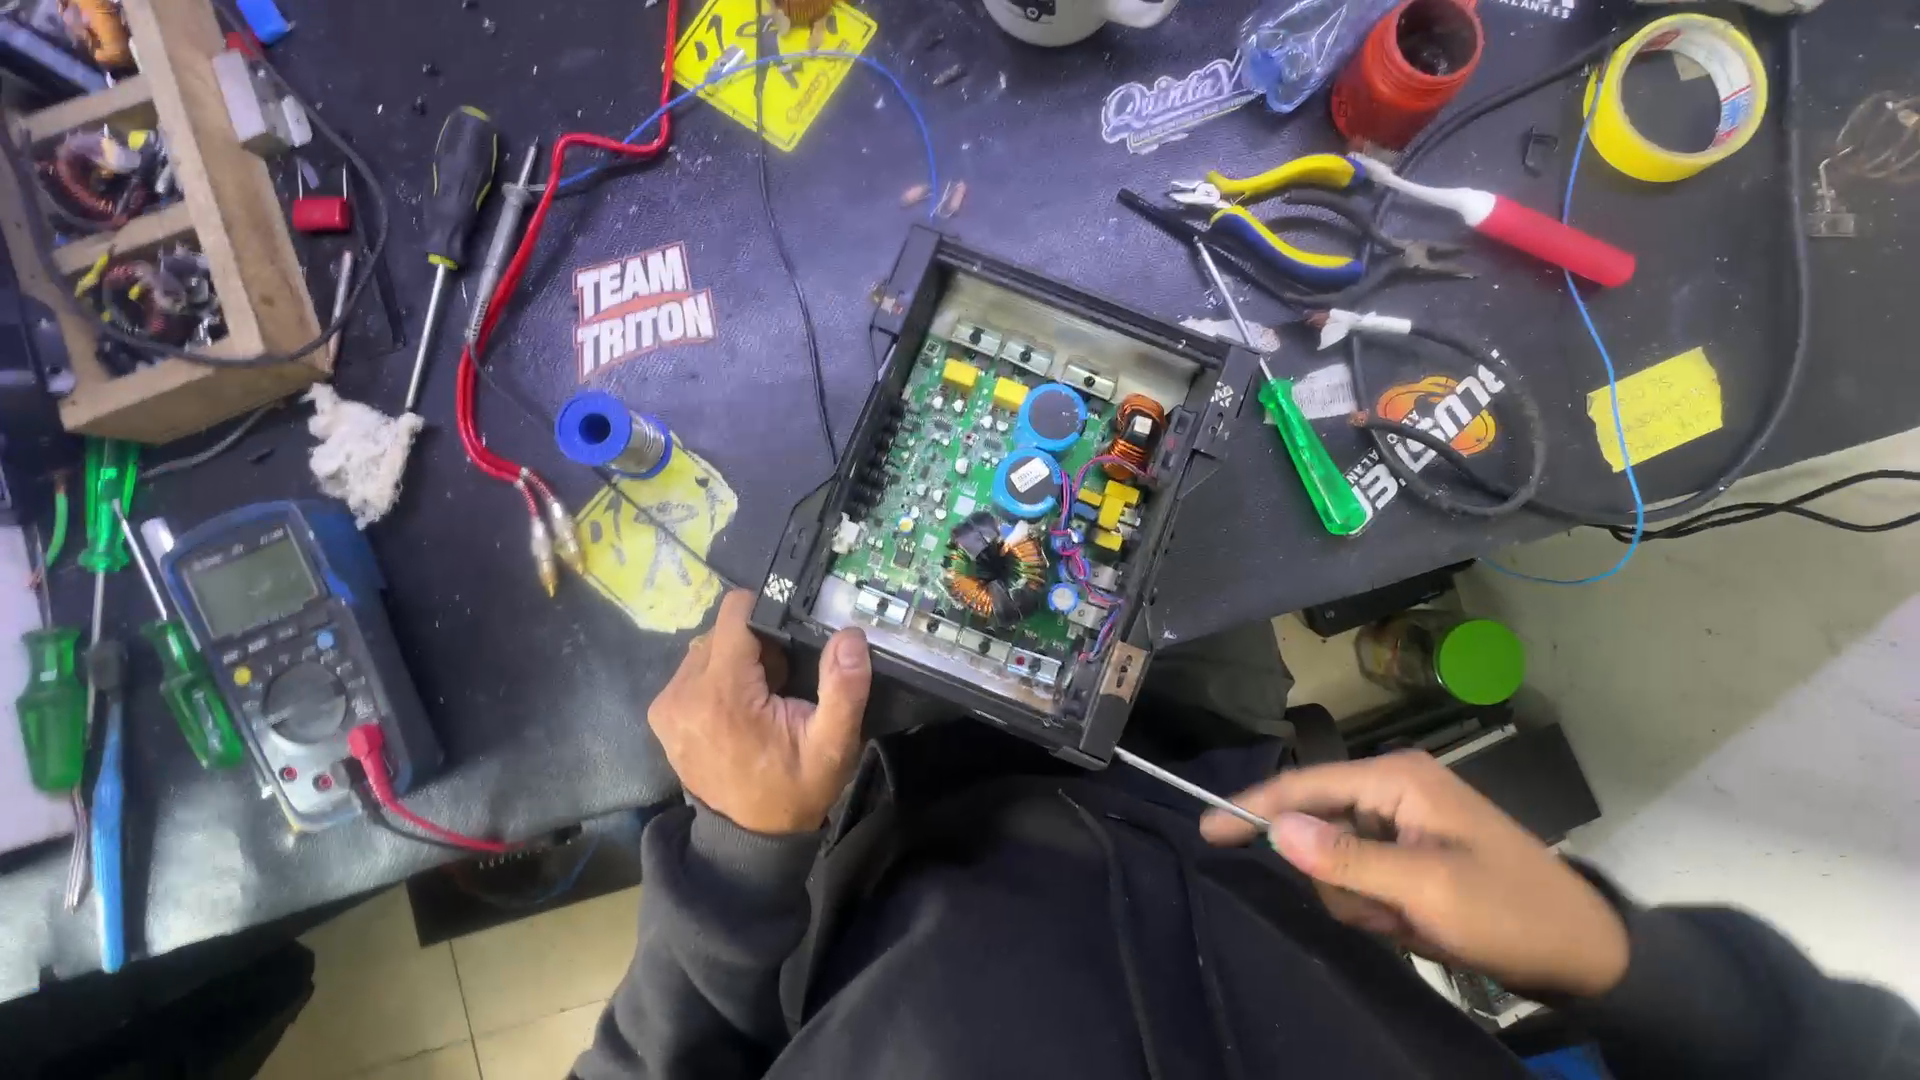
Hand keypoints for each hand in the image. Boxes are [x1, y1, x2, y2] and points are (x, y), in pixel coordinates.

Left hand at [648, 590, 871, 834]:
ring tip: (763, 699)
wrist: (752, 838)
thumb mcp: (834, 745)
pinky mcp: (662, 713)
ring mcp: (667, 703)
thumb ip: (844, 688)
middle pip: (723, 629)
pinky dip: (720, 677)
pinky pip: (695, 669)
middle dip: (757, 645)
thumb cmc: (795, 788)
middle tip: (782, 685)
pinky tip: (739, 709)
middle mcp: (683, 691)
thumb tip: (850, 635)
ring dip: (738, 660)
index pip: (735, 613)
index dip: (768, 616)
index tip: (791, 646)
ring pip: (709, 646)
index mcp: (721, 693)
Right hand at [1201, 750, 1628, 997]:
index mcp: (1396, 778)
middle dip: (1339, 878)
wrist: (1589, 957)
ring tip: (1409, 923)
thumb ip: (1347, 858)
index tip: (1208, 829)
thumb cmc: (1510, 911)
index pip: (1305, 785)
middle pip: (1317, 827)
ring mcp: (1400, 821)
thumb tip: (1276, 828)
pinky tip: (1413, 924)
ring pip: (1334, 858)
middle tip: (1383, 915)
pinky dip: (1376, 906)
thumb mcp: (1428, 888)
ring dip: (1361, 899)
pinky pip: (1359, 876)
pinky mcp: (1407, 851)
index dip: (1254, 807)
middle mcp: (1391, 789)